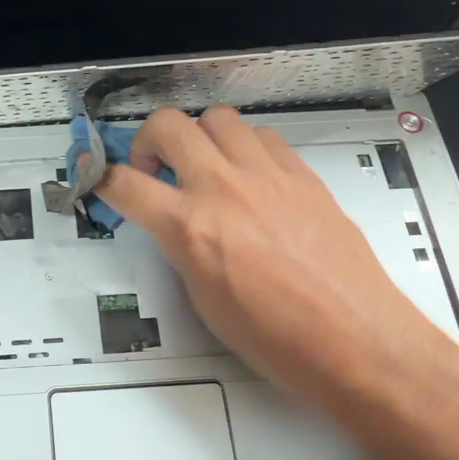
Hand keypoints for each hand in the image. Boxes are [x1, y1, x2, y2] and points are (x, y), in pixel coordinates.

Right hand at [96, 107, 436, 403]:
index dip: (102, 179)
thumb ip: (182, 248)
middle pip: (166, 125)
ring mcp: (266, 176)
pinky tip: (249, 174)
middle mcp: (225, 189)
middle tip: (152, 167)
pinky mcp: (301, 175)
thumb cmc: (285, 338)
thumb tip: (174, 225)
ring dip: (199, 135)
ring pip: (216, 117)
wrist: (357, 342)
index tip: (101, 179)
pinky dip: (244, 146)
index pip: (124, 183)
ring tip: (203, 164)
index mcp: (191, 228)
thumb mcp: (205, 301)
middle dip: (146, 141)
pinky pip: (262, 136)